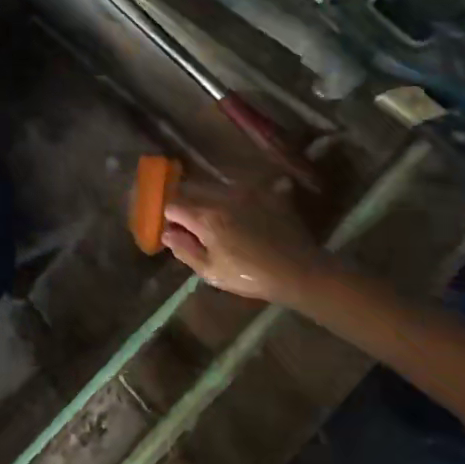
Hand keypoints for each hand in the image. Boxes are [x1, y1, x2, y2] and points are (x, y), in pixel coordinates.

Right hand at [163, 184, 322, 304]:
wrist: (298, 272)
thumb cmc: (249, 276)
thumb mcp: (211, 272)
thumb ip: (185, 250)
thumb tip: (166, 234)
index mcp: (205, 218)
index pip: (173, 206)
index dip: (170, 219)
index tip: (175, 231)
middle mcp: (222, 198)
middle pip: (192, 191)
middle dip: (187, 205)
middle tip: (193, 226)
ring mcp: (246, 193)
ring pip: (217, 187)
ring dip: (211, 199)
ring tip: (220, 219)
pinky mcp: (266, 194)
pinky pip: (246, 186)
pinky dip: (243, 195)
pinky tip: (248, 210)